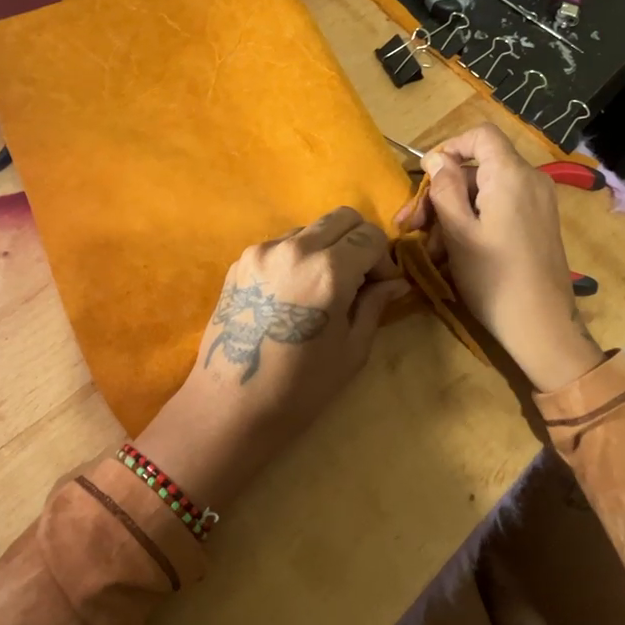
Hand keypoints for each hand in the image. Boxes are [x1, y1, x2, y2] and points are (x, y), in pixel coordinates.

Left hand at [133, 207, 410, 509]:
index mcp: (328, 271)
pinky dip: (298, 258)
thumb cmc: (300, 388)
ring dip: (327, 248)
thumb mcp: (352, 350)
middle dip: (358, 242)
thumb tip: (395, 282)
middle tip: (358, 279)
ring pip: (310, 229)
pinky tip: (292, 296)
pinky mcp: (241, 261)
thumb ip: (374, 305)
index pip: (370, 236)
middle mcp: (295, 249)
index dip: (383, 259)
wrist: (229, 407)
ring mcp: (263, 251)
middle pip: (342, 217)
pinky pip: (282, 245)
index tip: (381, 286)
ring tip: (322, 290)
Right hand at [401, 124, 602, 391]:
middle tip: (413, 226)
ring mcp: (538, 202)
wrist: (543, 327)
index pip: (480, 135)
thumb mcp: (458, 232)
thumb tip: (438, 159)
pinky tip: (454, 253)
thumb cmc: (494, 278)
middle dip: (442, 192)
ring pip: (486, 192)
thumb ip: (445, 188)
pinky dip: (475, 221)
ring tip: (431, 249)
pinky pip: (500, 207)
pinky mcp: (538, 223)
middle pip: (479, 168)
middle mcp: (530, 180)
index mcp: (512, 174)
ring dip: (454, 212)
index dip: (450, 147)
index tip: (426, 178)